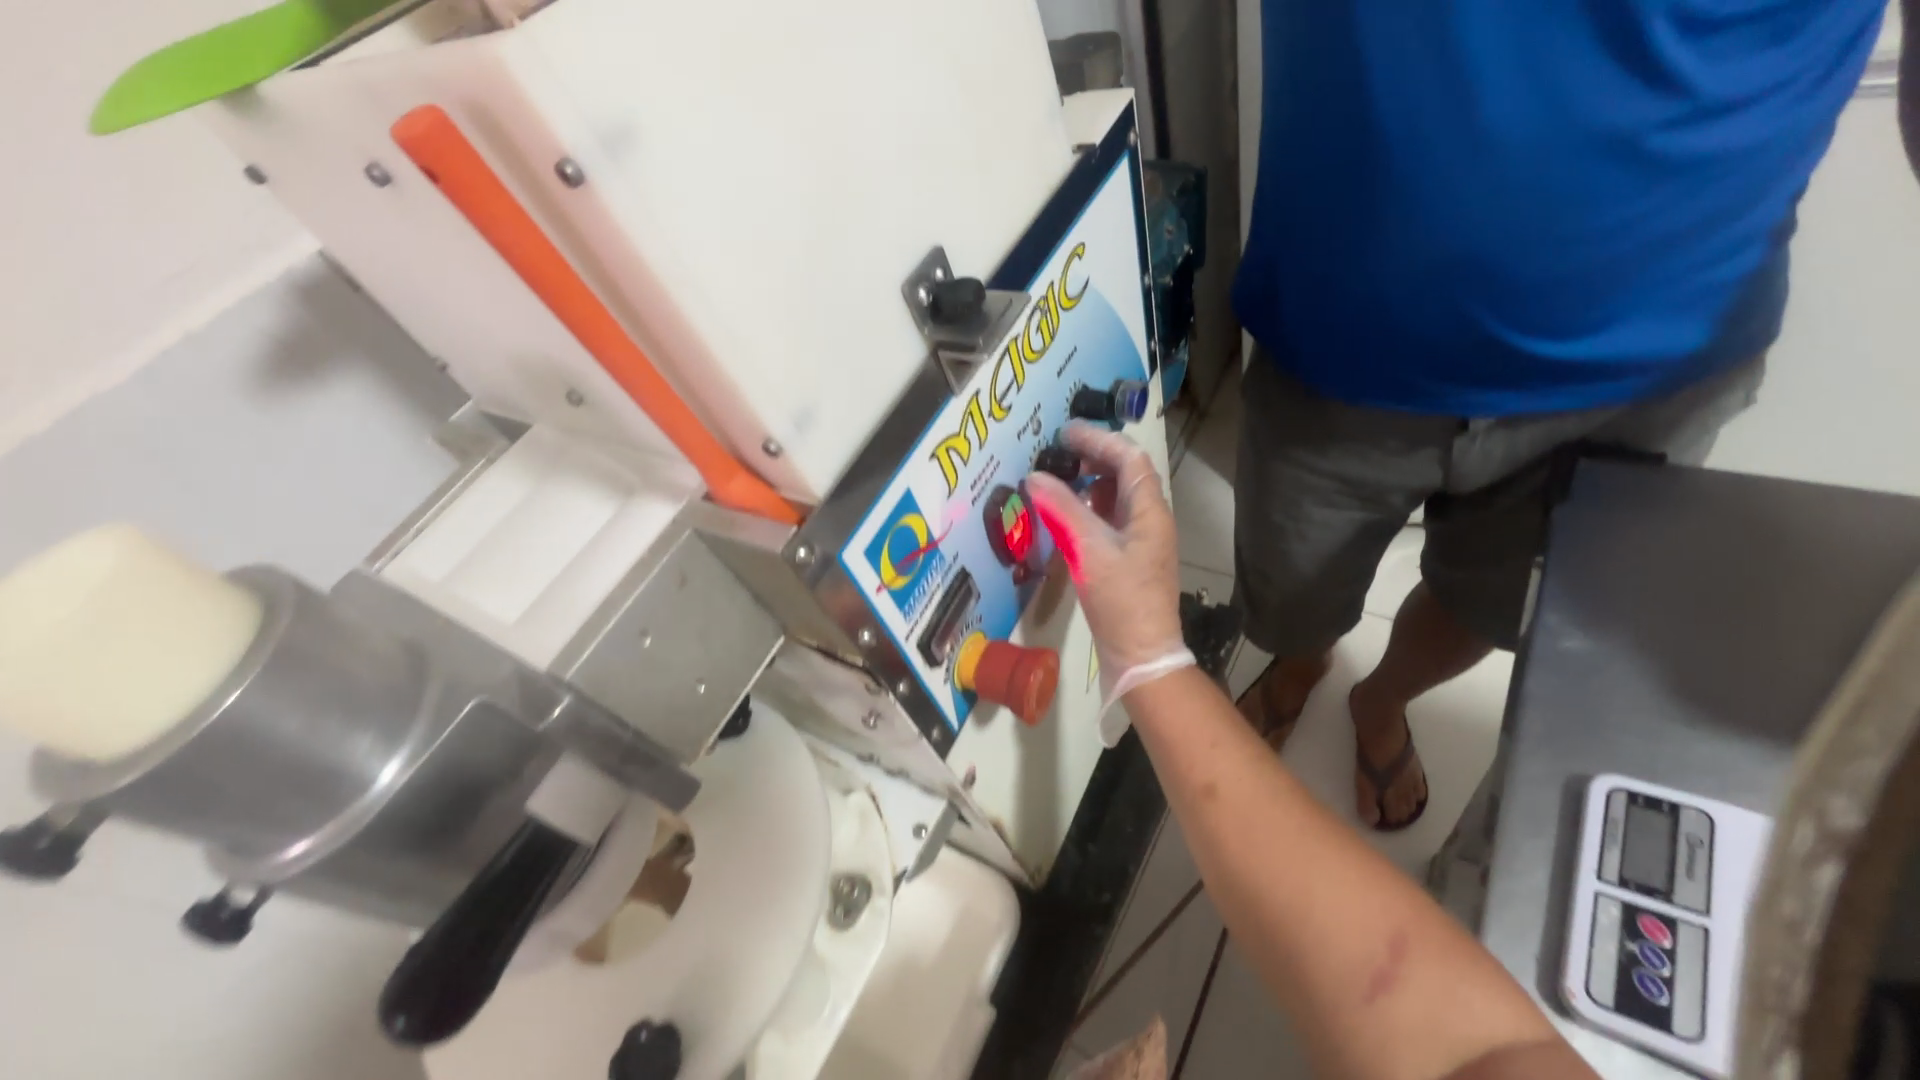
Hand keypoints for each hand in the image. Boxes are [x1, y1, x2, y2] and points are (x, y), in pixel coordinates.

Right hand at [1025, 421, 1194, 743]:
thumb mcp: (1089, 550)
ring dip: (1090, 485)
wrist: (1142, 655)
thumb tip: (1035, 477)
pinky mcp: (1130, 561)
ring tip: (1057, 481)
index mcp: (1150, 511)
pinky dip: (1088, 511)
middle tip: (1057, 455)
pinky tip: (1065, 518)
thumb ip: (1062, 509)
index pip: (1129, 458)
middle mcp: (1151, 520)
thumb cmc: (1121, 601)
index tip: (1064, 434)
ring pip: (1117, 499)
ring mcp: (1142, 542)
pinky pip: (1110, 522)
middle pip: (1125, 475)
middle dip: (1093, 460)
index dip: (1098, 440)